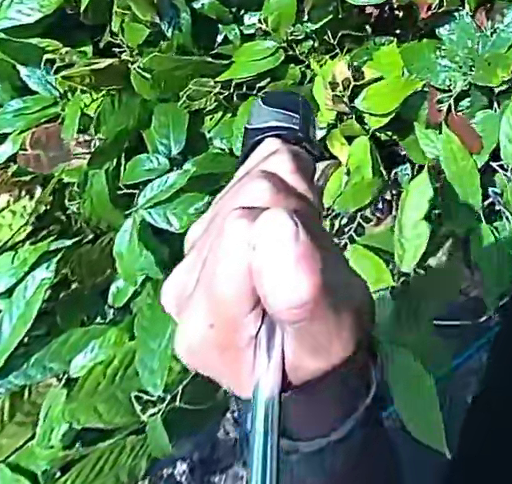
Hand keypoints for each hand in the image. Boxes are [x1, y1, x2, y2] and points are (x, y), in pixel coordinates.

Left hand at [161, 139, 369, 393]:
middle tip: (309, 256)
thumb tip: (278, 223)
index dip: (291, 230)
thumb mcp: (327, 332)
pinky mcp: (212, 214)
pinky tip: (291, 221)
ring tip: (301, 244)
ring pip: (255, 174)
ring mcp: (194, 246)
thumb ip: (300, 289)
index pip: (243, 226)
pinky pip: (260, 160)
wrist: (315, 350)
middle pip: (249, 194)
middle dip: (295, 211)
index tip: (311, 265)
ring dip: (295, 197)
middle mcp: (184, 282)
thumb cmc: (322, 347)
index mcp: (205, 322)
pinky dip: (291, 179)